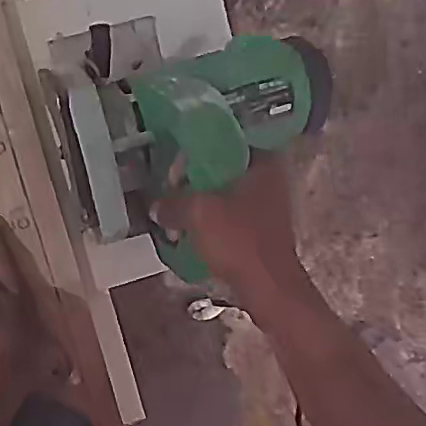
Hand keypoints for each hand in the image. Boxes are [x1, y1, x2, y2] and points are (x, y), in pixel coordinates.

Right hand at [153, 153, 323, 325]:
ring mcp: (267, 204)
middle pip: (223, 166)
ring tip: (172, 211)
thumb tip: (156, 206)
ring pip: (223, 191)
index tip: (175, 160)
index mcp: (263, 163)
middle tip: (169, 188)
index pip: (227, 139)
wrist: (267, 286)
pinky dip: (207, 217)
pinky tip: (187, 228)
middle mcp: (270, 178)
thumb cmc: (238, 241)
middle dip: (193, 177)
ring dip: (198, 200)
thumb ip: (172, 203)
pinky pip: (226, 212)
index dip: (197, 147)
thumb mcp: (197, 214)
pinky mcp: (259, 228)